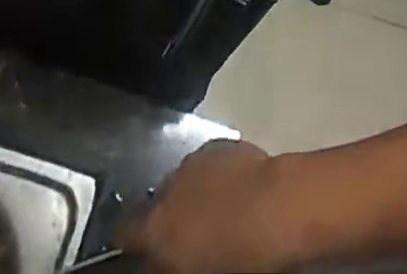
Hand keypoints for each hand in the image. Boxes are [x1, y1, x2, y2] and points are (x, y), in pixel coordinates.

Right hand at [119, 140, 284, 273]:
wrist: (280, 207)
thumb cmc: (241, 257)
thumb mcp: (194, 270)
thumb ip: (168, 264)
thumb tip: (159, 262)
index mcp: (156, 230)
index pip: (126, 235)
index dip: (133, 243)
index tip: (145, 252)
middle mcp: (167, 190)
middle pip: (153, 204)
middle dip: (165, 217)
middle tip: (187, 234)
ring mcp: (191, 163)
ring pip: (179, 181)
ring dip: (187, 194)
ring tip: (213, 207)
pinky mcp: (216, 145)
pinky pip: (204, 163)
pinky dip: (210, 175)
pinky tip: (231, 185)